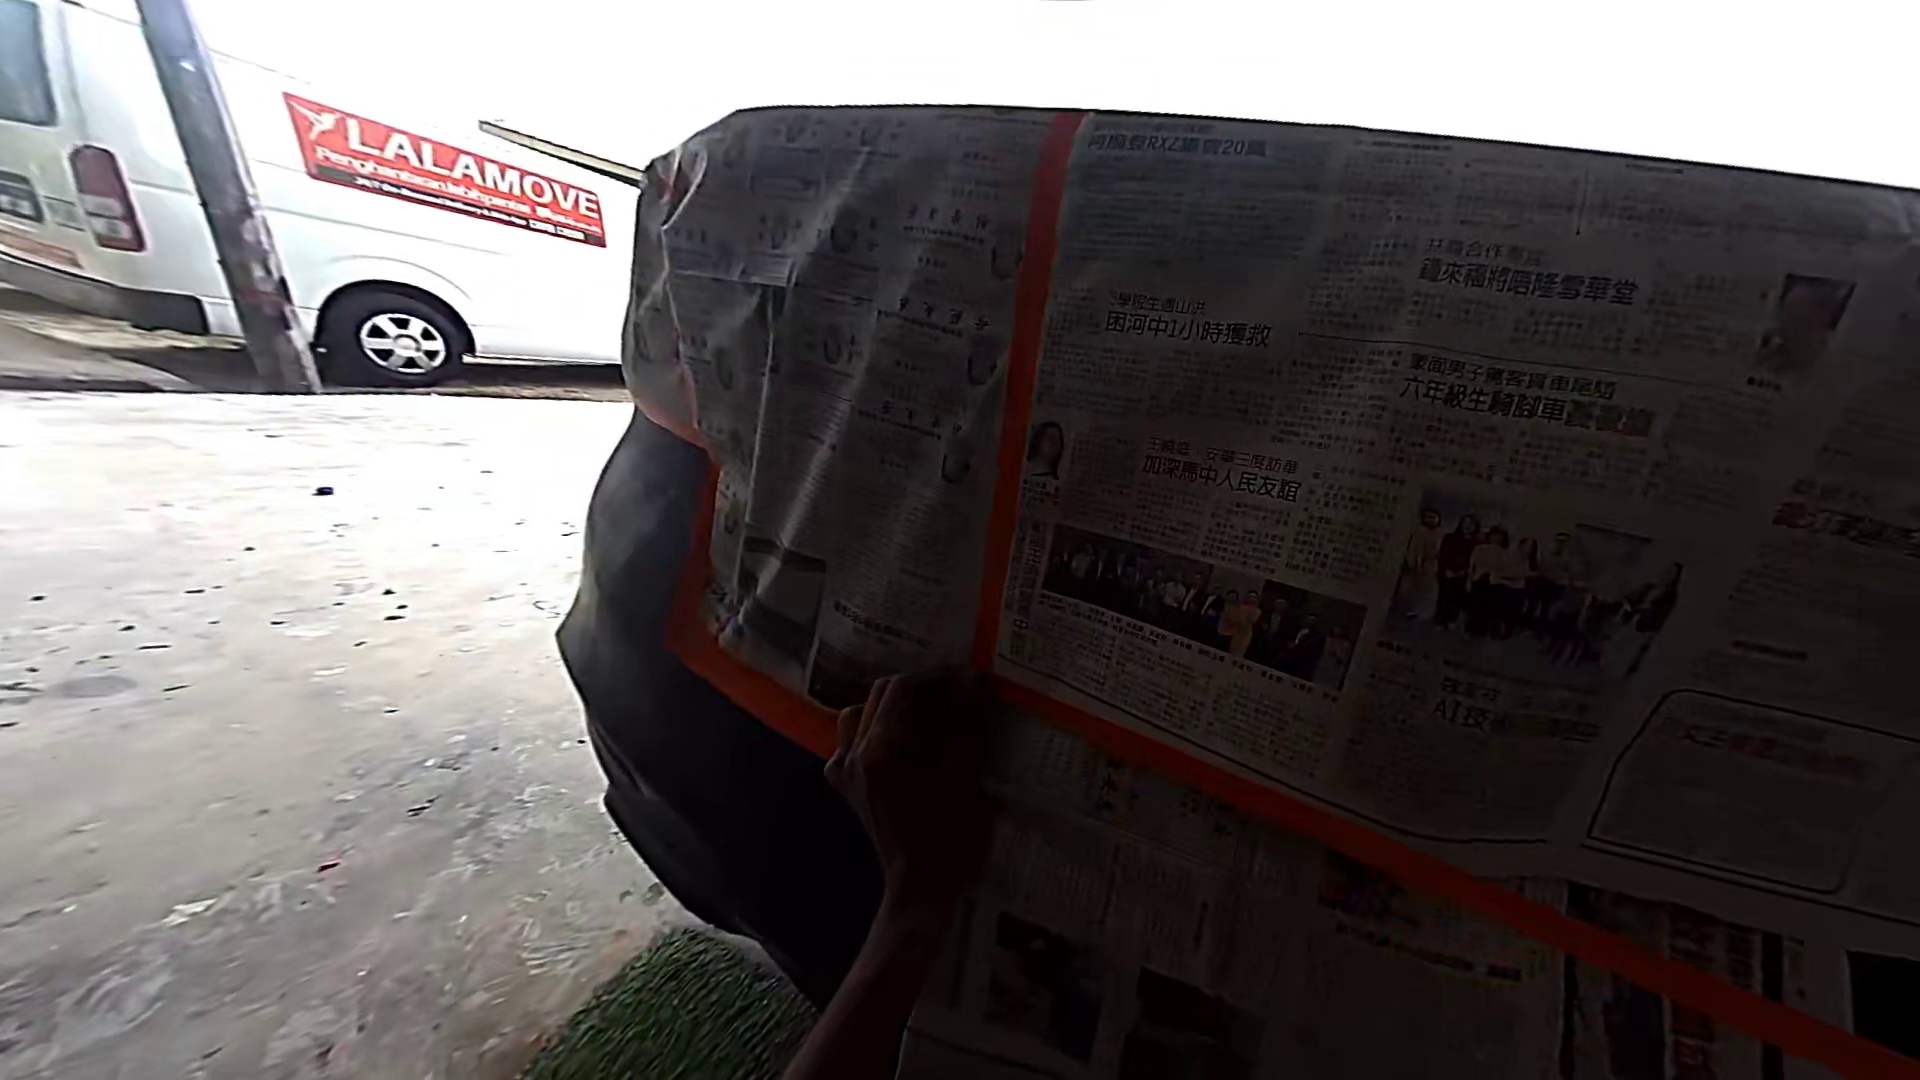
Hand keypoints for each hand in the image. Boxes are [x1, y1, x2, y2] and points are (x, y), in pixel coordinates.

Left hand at [824, 671, 994, 909]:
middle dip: (918, 688)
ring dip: (893, 706)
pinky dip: (871, 732)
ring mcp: (846, 771)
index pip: (902, 689)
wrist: (924, 889)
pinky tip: (895, 740)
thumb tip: (976, 680)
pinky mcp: (849, 787)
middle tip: (953, 692)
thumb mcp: (965, 773)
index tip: (963, 679)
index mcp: (880, 749)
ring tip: (926, 712)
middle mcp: (854, 754)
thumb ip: (967, 723)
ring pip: (861, 714)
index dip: (934, 678)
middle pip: (881, 696)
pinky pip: (850, 744)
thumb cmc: (950, 835)